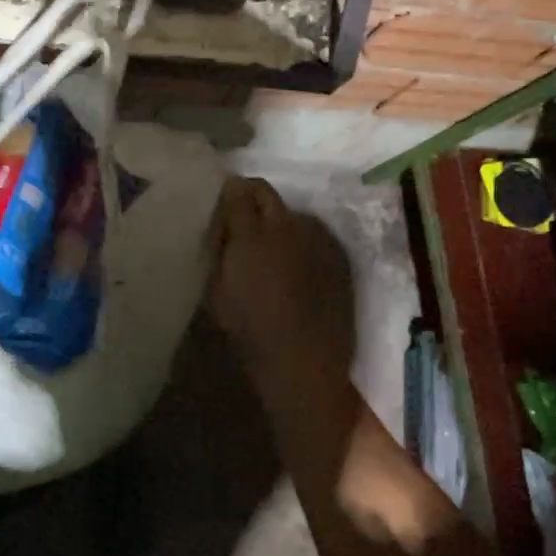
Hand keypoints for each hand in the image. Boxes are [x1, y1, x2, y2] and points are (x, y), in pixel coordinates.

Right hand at [208, 177, 353, 381]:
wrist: (306, 364)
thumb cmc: (251, 332)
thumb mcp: (217, 292)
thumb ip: (219, 251)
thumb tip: (223, 229)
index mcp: (251, 234)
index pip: (237, 191)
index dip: (227, 195)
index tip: (222, 209)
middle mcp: (286, 226)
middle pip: (265, 192)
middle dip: (251, 200)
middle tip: (243, 223)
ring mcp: (316, 238)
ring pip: (291, 213)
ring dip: (278, 222)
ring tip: (272, 248)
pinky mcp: (338, 255)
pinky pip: (314, 235)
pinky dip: (301, 241)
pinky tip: (296, 264)